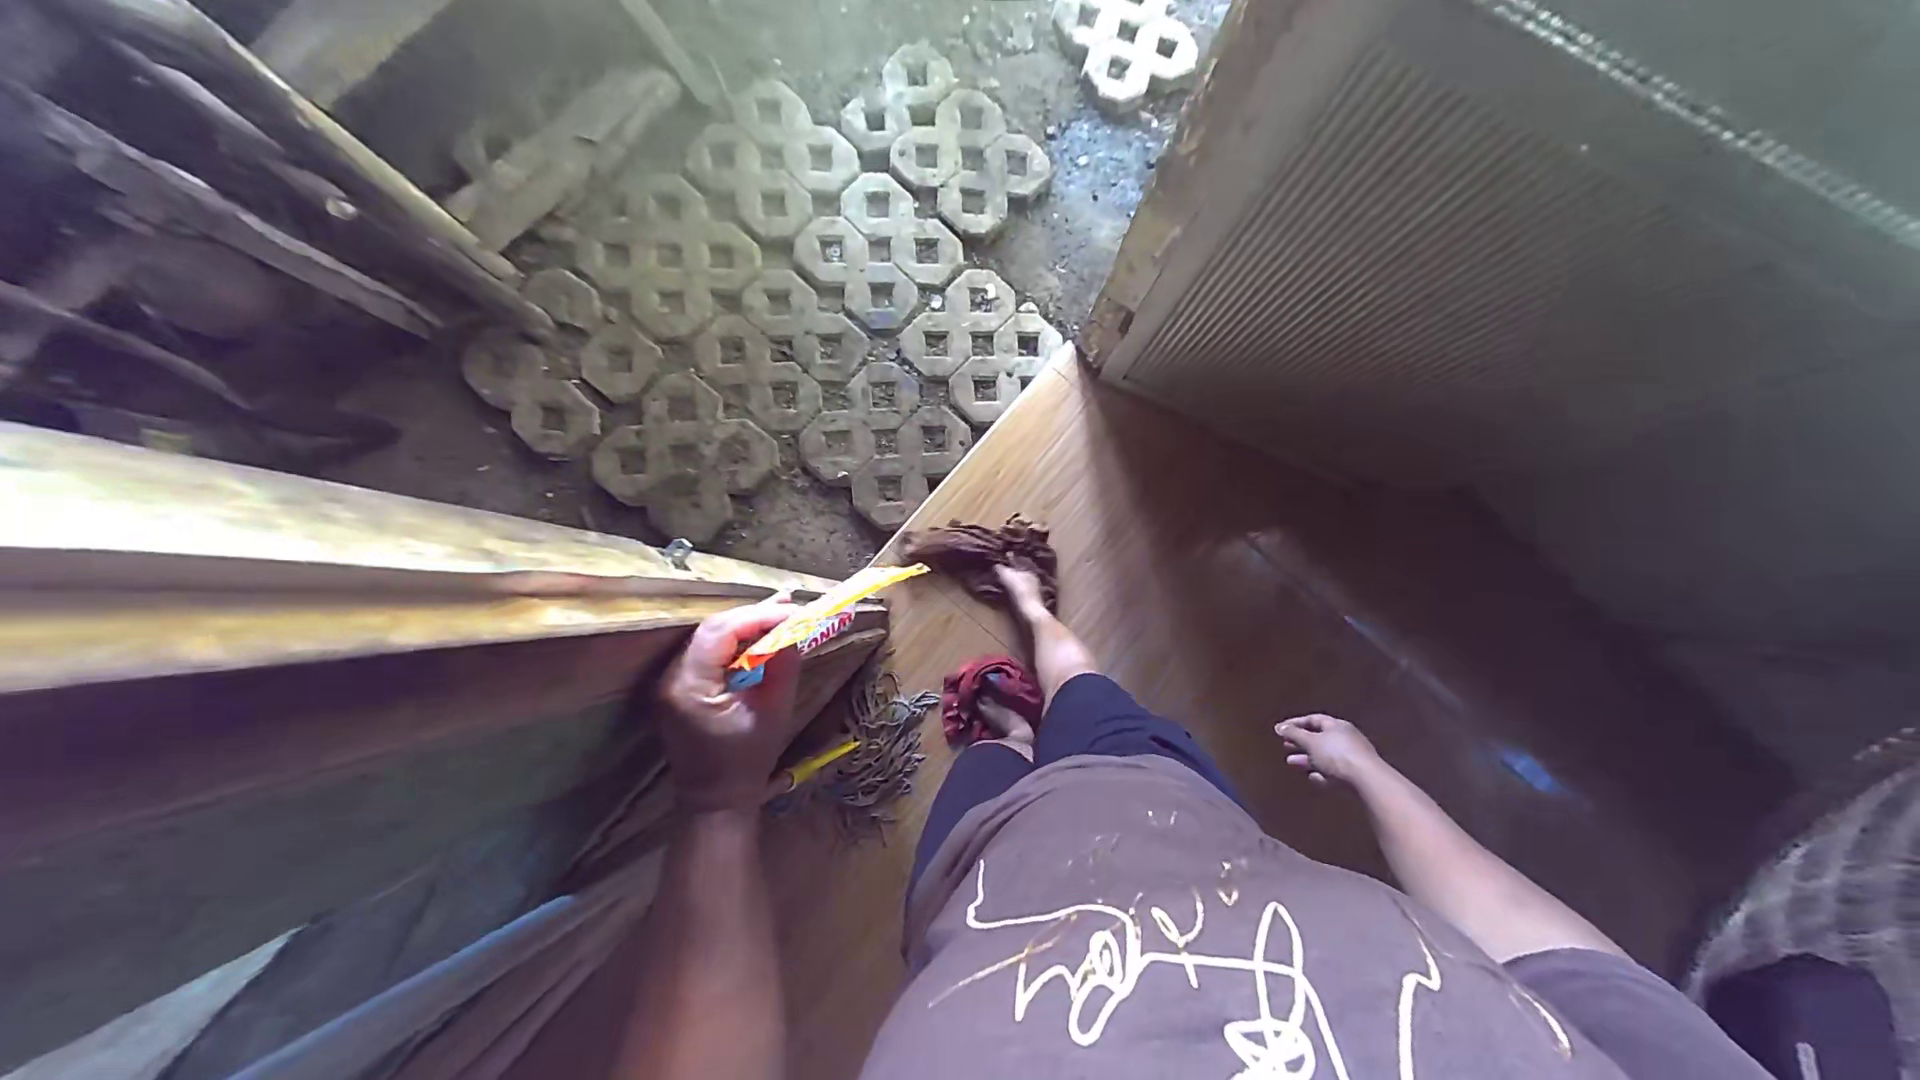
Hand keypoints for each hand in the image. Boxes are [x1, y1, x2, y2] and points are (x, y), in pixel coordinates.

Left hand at [657, 599, 804, 811]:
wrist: (716, 800)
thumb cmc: (747, 761)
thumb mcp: (774, 712)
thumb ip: (783, 667)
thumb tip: (794, 630)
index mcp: (690, 686)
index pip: (721, 632)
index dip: (758, 616)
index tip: (793, 612)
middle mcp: (672, 678)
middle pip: (712, 629)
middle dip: (753, 615)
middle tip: (790, 607)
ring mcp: (672, 681)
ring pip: (710, 636)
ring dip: (745, 624)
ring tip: (781, 612)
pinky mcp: (680, 686)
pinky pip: (709, 651)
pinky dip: (736, 640)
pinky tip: (760, 632)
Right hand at [1275, 713, 1385, 787]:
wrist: (1367, 780)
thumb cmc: (1336, 755)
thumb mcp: (1310, 742)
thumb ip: (1294, 734)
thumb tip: (1279, 727)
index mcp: (1336, 725)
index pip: (1312, 719)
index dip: (1294, 724)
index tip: (1280, 730)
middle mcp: (1345, 738)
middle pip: (1318, 738)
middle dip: (1300, 743)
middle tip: (1285, 746)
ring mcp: (1351, 757)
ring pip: (1324, 756)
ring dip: (1307, 759)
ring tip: (1292, 763)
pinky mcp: (1355, 774)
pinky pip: (1334, 771)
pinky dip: (1322, 773)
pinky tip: (1314, 778)